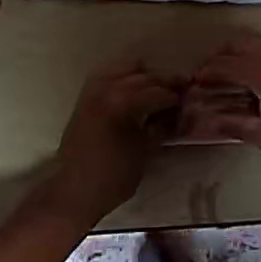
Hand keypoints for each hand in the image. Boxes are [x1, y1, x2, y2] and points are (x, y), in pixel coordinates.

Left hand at [41, 59, 184, 223]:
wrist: (72, 193)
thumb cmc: (113, 177)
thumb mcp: (145, 151)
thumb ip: (164, 126)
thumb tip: (180, 112)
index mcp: (124, 103)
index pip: (158, 92)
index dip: (176, 96)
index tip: (188, 101)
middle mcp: (107, 90)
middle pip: (144, 77)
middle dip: (164, 83)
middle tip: (180, 91)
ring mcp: (94, 91)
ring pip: (125, 69)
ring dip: (144, 75)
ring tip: (157, 88)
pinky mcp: (85, 98)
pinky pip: (109, 74)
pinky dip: (124, 76)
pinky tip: (134, 88)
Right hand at [185, 31, 260, 175]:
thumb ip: (232, 123)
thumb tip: (205, 120)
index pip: (227, 64)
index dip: (206, 72)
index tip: (191, 84)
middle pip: (242, 43)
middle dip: (221, 54)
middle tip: (207, 76)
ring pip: (257, 44)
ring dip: (238, 53)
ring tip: (224, 76)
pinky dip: (252, 57)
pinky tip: (248, 81)